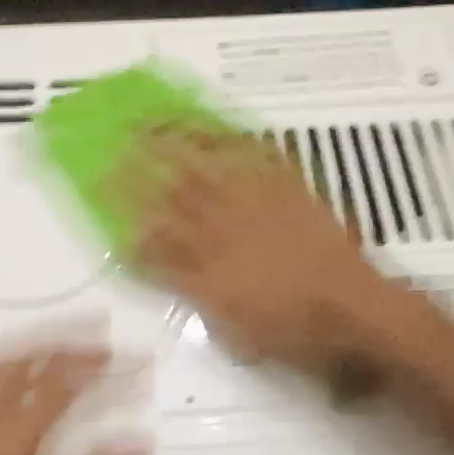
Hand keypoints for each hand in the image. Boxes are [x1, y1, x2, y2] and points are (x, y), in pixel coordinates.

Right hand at [125, 129, 398, 376]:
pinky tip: (214, 128)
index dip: (125, 210)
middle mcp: (226, 229)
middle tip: (113, 142)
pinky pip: (258, 158)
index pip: (155, 233)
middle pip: (175, 191)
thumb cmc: (293, 332)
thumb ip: (190, 290)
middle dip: (140, 166)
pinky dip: (233, 140)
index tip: (99, 188)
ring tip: (148, 122)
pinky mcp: (290, 191)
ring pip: (208, 167)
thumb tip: (156, 263)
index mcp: (207, 265)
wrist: (354, 312)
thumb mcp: (232, 326)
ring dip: (175, 143)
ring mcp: (259, 205)